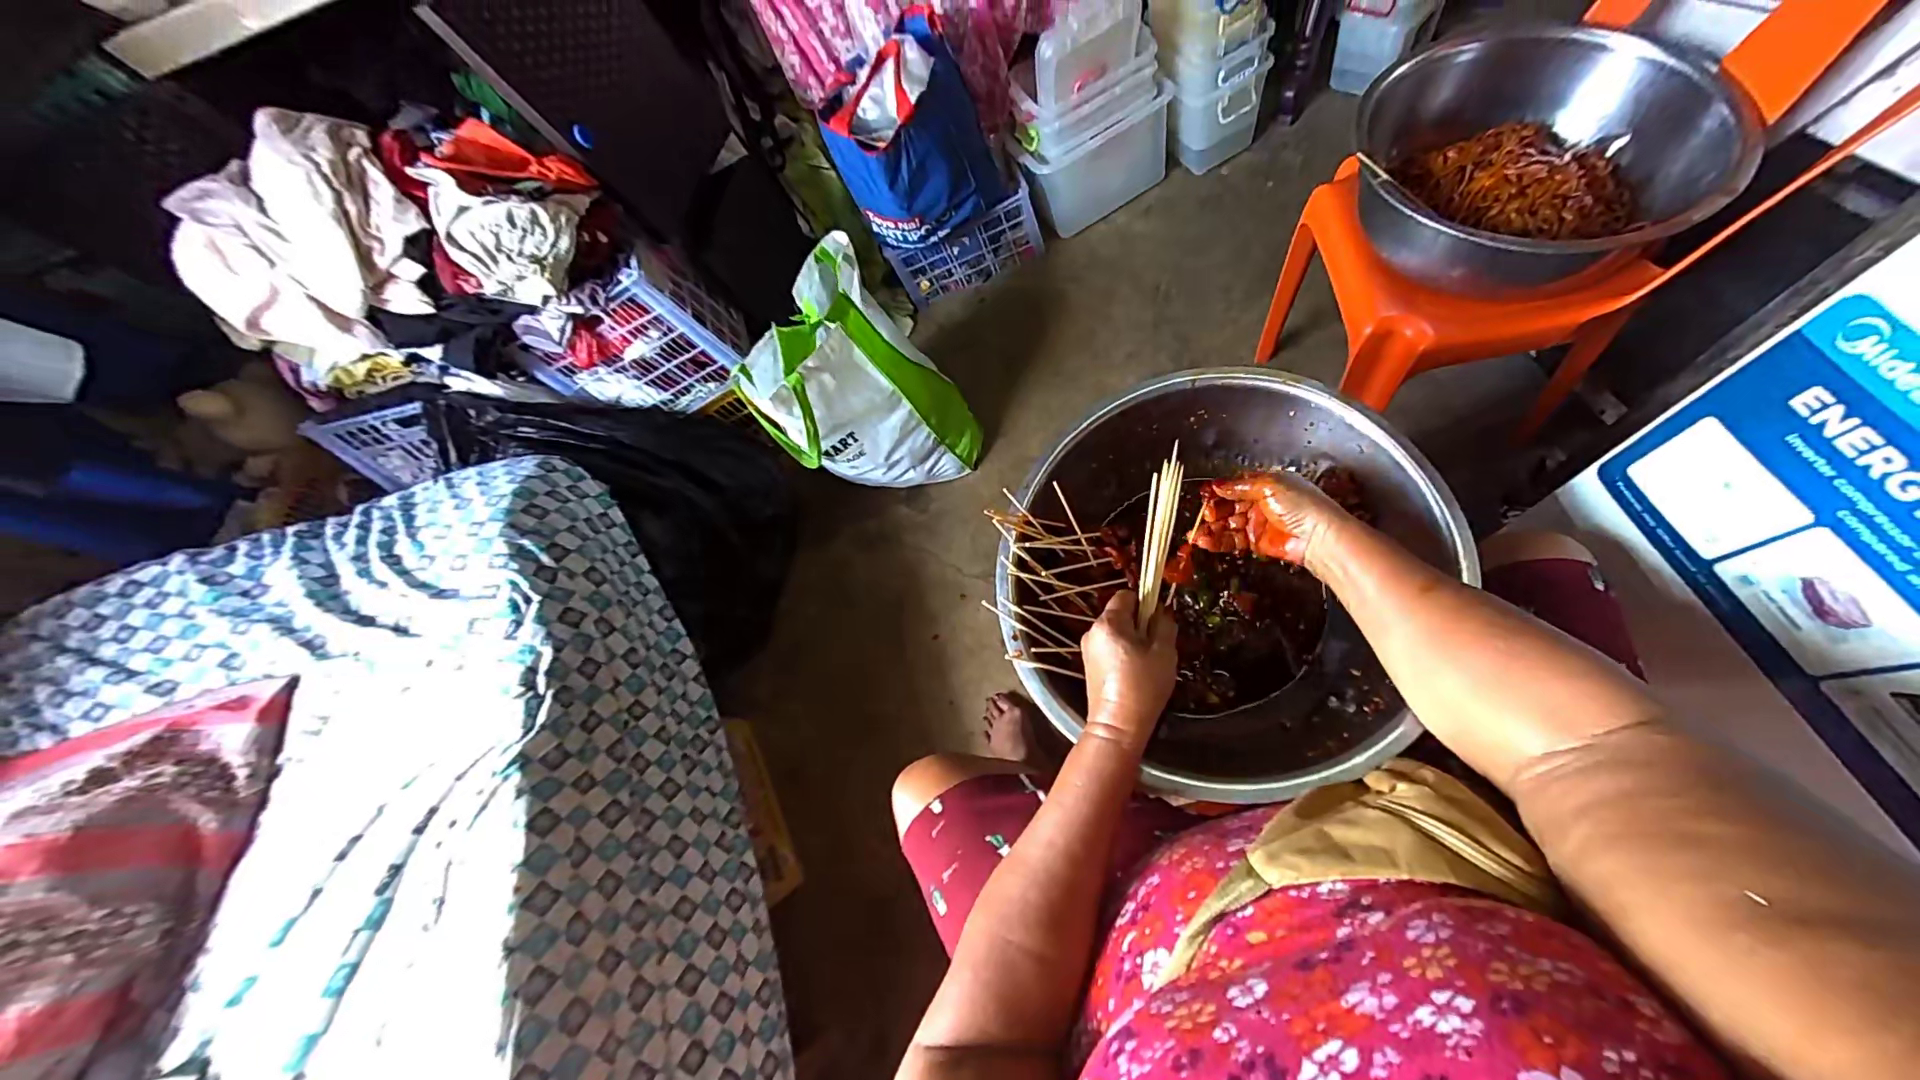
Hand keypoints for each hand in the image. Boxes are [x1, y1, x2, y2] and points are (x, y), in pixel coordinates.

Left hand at [1080, 591, 1175, 750]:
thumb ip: (1164, 625)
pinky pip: (1107, 646)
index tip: (1158, 619)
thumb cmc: (1144, 685)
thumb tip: (1161, 611)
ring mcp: (1087, 648)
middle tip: (1156, 643)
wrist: (1117, 724)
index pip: (1126, 595)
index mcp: (1109, 622)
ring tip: (1146, 660)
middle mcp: (1093, 630)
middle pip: (1118, 613)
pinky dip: (1120, 651)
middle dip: (1138, 622)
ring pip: (1113, 631)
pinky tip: (1133, 671)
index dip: (1144, 602)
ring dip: (1130, 638)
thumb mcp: (1164, 652)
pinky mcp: (1088, 664)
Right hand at [1204, 473, 1348, 569]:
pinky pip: (1232, 540)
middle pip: (1228, 505)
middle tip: (1202, 515)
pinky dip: (1217, 541)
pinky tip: (1204, 541)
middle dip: (1212, 510)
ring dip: (1210, 528)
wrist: (1319, 537)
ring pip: (1227, 524)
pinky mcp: (1256, 542)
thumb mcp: (1270, 486)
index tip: (1203, 495)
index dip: (1218, 490)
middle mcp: (1260, 502)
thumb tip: (1217, 485)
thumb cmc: (1303, 506)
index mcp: (1266, 484)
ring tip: (1195, 534)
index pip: (1235, 485)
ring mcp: (1257, 523)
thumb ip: (1240, 485)